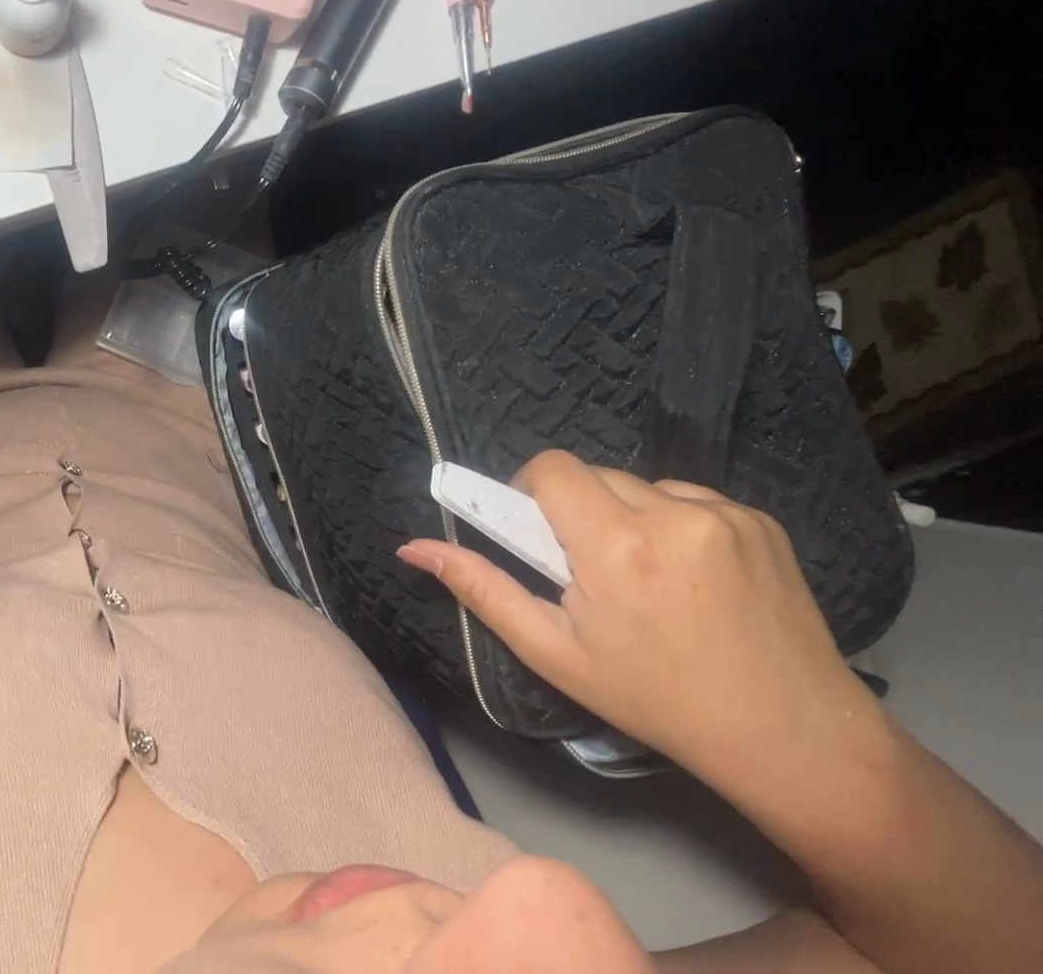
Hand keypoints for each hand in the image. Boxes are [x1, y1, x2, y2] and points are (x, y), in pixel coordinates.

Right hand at [397, 450, 880, 782]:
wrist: (790, 734)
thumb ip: (481, 589)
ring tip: (642, 578)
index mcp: (616, 547)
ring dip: (624, 515)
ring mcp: (728, 514)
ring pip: (642, 485)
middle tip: (585, 570)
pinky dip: (672, 524)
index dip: (528, 490)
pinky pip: (690, 499)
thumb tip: (412, 547)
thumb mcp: (552, 652)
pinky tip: (686, 577)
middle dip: (574, 510)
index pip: (553, 469)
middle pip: (594, 475)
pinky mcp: (764, 521)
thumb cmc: (652, 698)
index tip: (532, 533)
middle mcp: (674, 515)